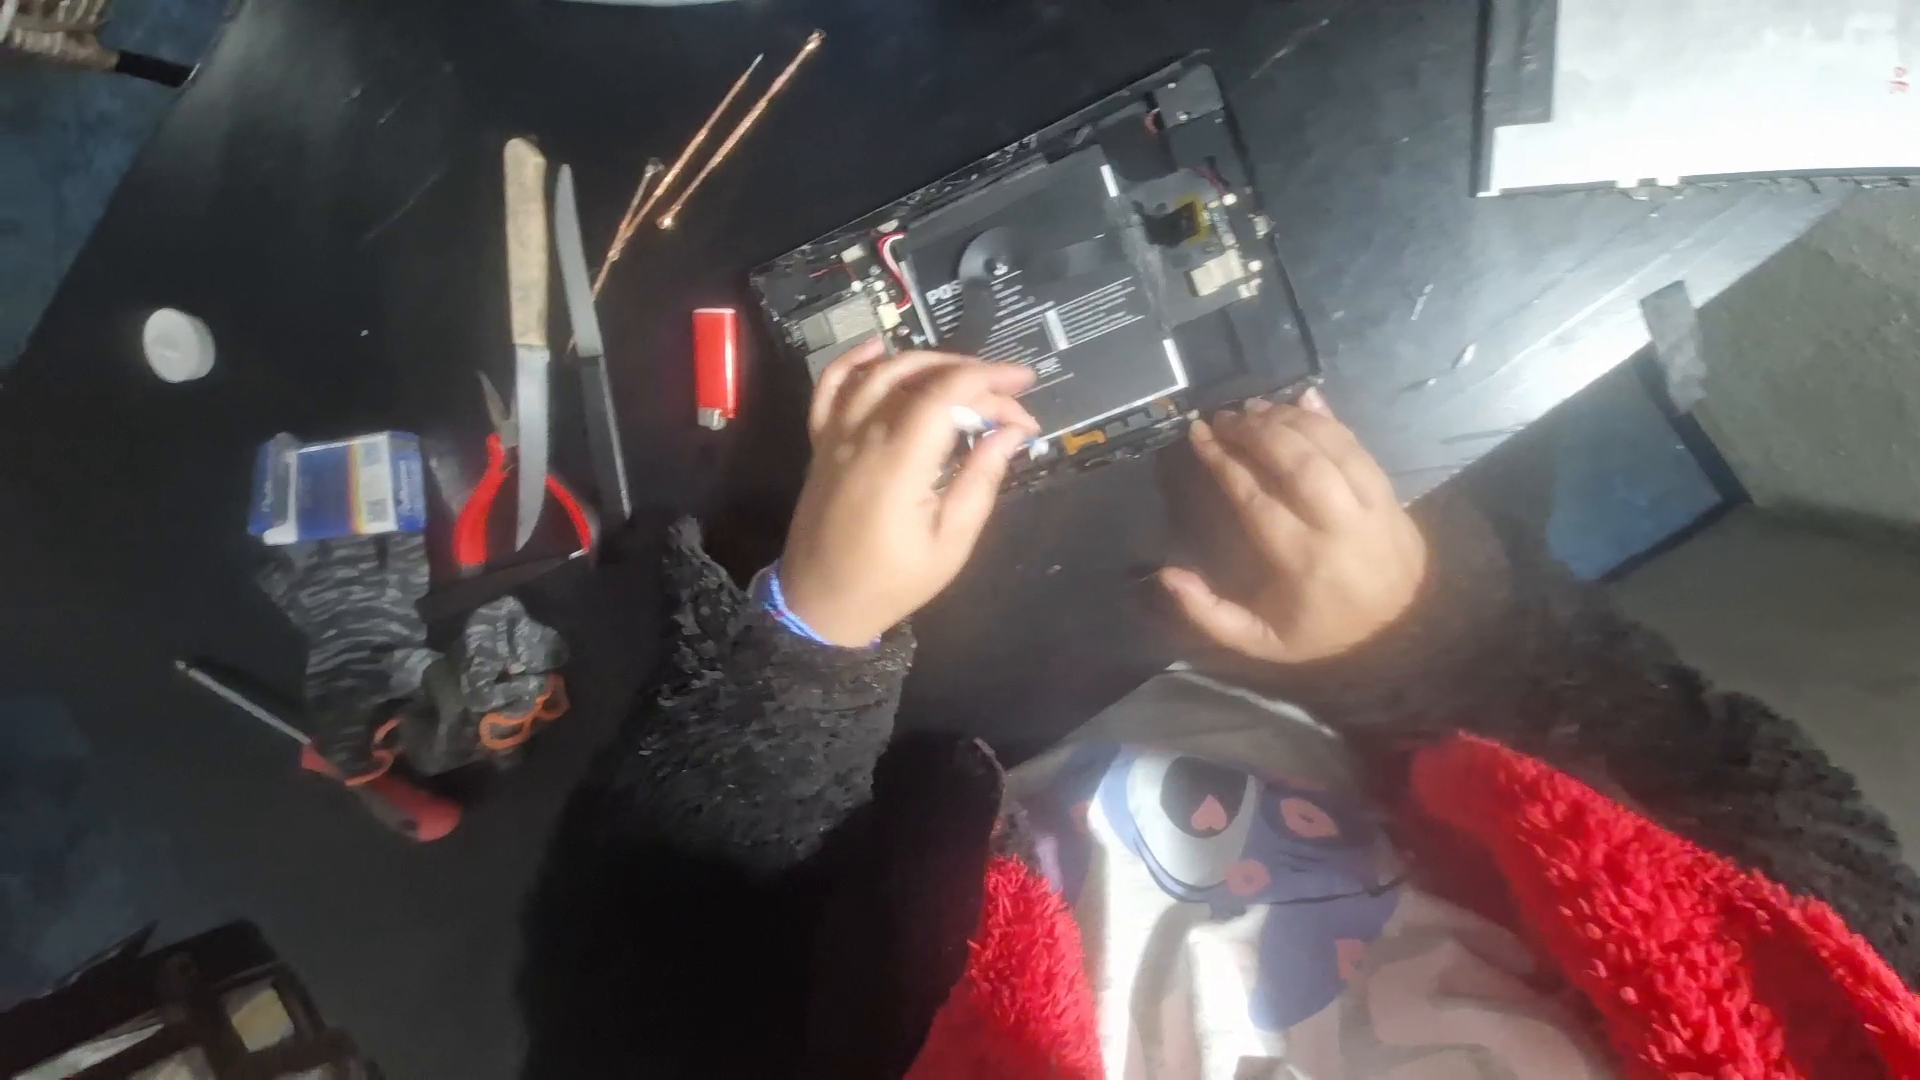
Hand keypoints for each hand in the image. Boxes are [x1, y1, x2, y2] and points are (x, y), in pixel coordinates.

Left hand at [780, 340, 1039, 645]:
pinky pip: (830, 387)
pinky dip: (854, 361)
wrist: (823, 604)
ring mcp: (836, 436)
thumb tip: (1013, 432)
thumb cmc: (893, 582)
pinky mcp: (821, 443)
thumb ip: (981, 479)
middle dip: (971, 372)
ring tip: (966, 374)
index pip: (947, 393)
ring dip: (927, 362)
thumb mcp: (951, 542)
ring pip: (879, 372)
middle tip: (1008, 391)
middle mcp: (863, 436)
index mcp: (898, 463)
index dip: (992, 383)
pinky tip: (880, 349)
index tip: (1026, 394)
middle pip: (919, 375)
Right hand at [1159, 389, 1427, 663]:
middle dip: (1255, 432)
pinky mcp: (1392, 495)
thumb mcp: (1260, 641)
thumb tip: (1166, 575)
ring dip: (1289, 419)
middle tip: (1223, 416)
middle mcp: (1339, 527)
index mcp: (1301, 562)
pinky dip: (1330, 419)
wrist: (1405, 637)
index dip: (1224, 463)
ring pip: (1330, 448)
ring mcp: (1372, 507)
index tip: (1198, 436)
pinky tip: (1301, 399)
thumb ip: (1208, 614)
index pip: (1257, 498)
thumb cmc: (1321, 634)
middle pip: (1297, 463)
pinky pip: (1360, 446)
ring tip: (1253, 407)